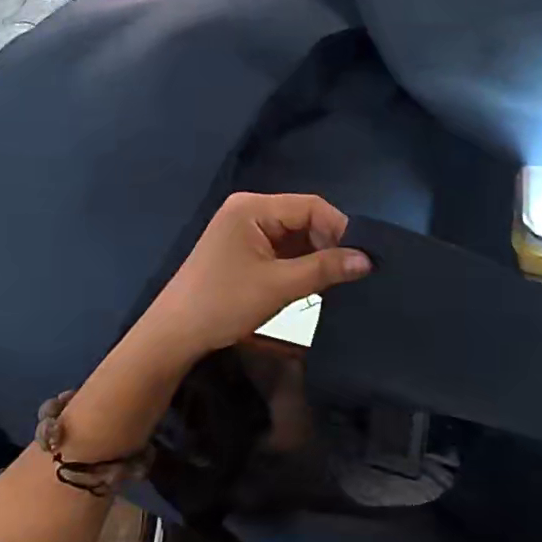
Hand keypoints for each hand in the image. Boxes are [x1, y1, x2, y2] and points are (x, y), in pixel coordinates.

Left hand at [130, 193, 370, 362]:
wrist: (175, 334)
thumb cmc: (223, 303)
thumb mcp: (278, 286)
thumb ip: (325, 269)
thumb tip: (367, 259)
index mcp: (252, 207)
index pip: (310, 206)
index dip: (340, 228)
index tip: (364, 257)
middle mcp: (249, 210)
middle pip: (303, 218)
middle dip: (329, 244)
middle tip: (353, 272)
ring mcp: (245, 230)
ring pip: (295, 236)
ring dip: (316, 256)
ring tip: (339, 280)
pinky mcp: (244, 250)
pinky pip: (282, 249)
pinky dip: (300, 264)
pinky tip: (316, 283)